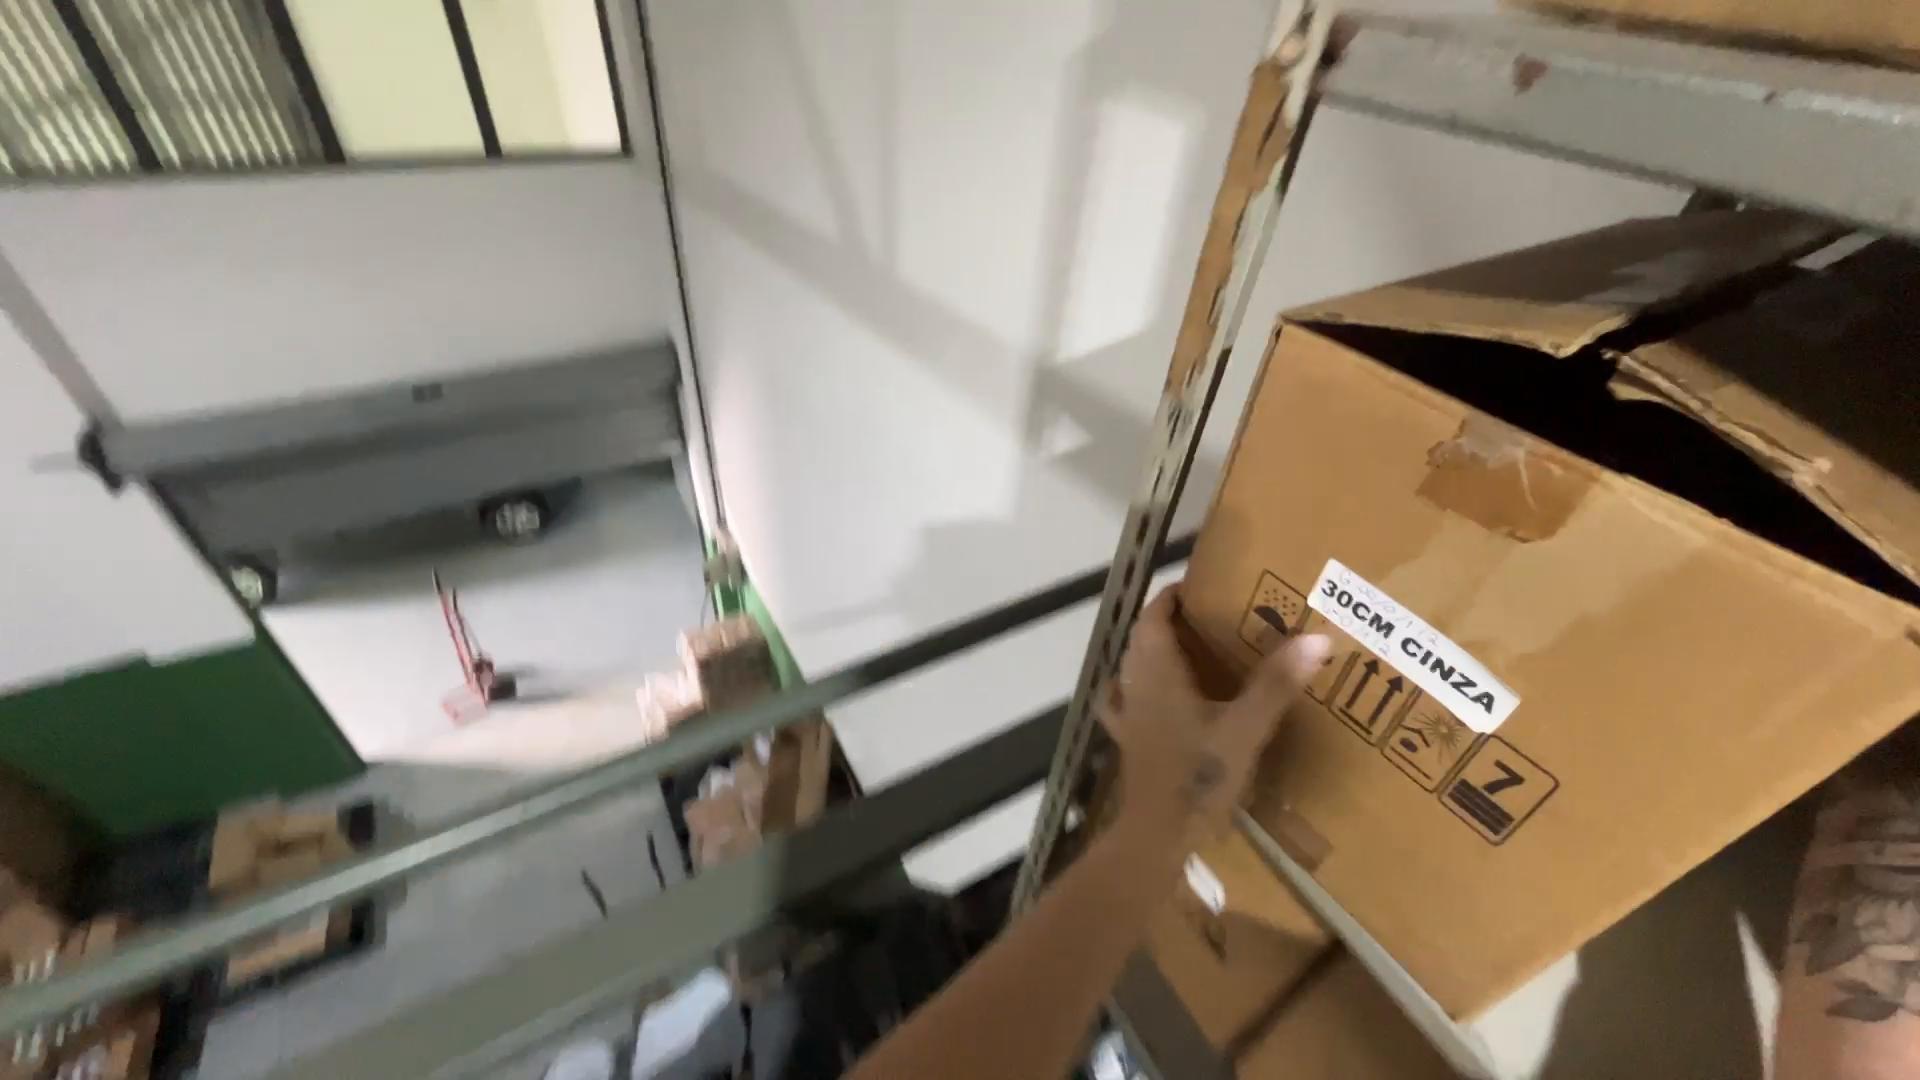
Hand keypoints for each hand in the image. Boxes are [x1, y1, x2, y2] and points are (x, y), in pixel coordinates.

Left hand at [1099, 586, 1329, 840]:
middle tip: (1203, 616)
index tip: (1196, 586)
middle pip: (1142, 640)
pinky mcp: (1127, 740)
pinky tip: (1144, 697)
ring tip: (1184, 649)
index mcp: (1157, 672)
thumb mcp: (1245, 729)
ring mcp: (1126, 714)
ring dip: (1150, 652)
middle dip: (1165, 621)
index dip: (1169, 598)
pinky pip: (1123, 702)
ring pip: (1132, 668)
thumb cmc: (1199, 776)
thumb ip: (1276, 684)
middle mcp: (1134, 685)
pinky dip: (1132, 689)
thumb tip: (1317, 638)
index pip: (1153, 618)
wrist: (1158, 832)